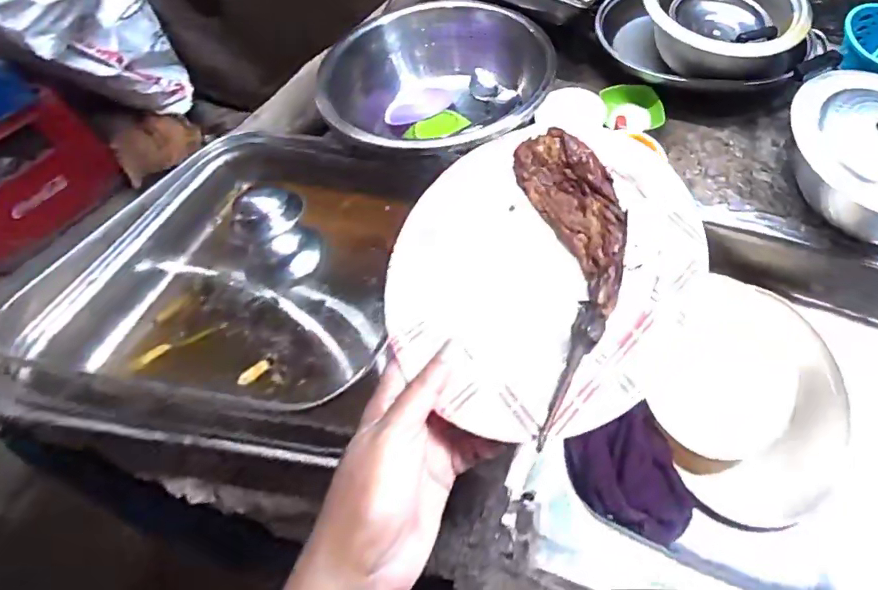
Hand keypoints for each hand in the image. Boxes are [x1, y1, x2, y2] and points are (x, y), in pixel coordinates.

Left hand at [287, 348, 501, 589]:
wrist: (364, 571)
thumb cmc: (363, 504)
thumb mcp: (392, 437)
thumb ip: (421, 394)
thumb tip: (447, 350)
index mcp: (389, 407)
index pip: (410, 360)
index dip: (431, 337)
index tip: (460, 313)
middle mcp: (410, 421)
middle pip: (445, 384)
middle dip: (470, 365)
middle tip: (502, 343)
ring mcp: (429, 446)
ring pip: (464, 412)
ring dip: (487, 400)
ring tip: (515, 378)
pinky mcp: (445, 471)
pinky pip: (476, 444)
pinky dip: (495, 435)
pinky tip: (512, 425)